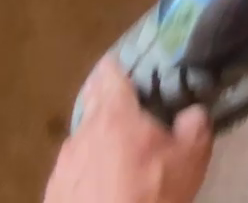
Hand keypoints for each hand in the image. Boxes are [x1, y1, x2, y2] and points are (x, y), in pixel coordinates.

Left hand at [44, 58, 212, 202]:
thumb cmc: (150, 195)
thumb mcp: (191, 156)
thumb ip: (194, 123)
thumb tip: (191, 111)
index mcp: (115, 116)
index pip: (109, 75)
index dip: (118, 63)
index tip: (130, 58)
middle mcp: (82, 135)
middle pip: (93, 104)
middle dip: (110, 99)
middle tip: (133, 101)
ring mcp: (62, 167)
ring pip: (83, 138)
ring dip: (100, 135)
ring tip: (121, 145)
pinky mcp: (53, 194)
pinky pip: (74, 167)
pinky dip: (90, 163)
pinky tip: (105, 177)